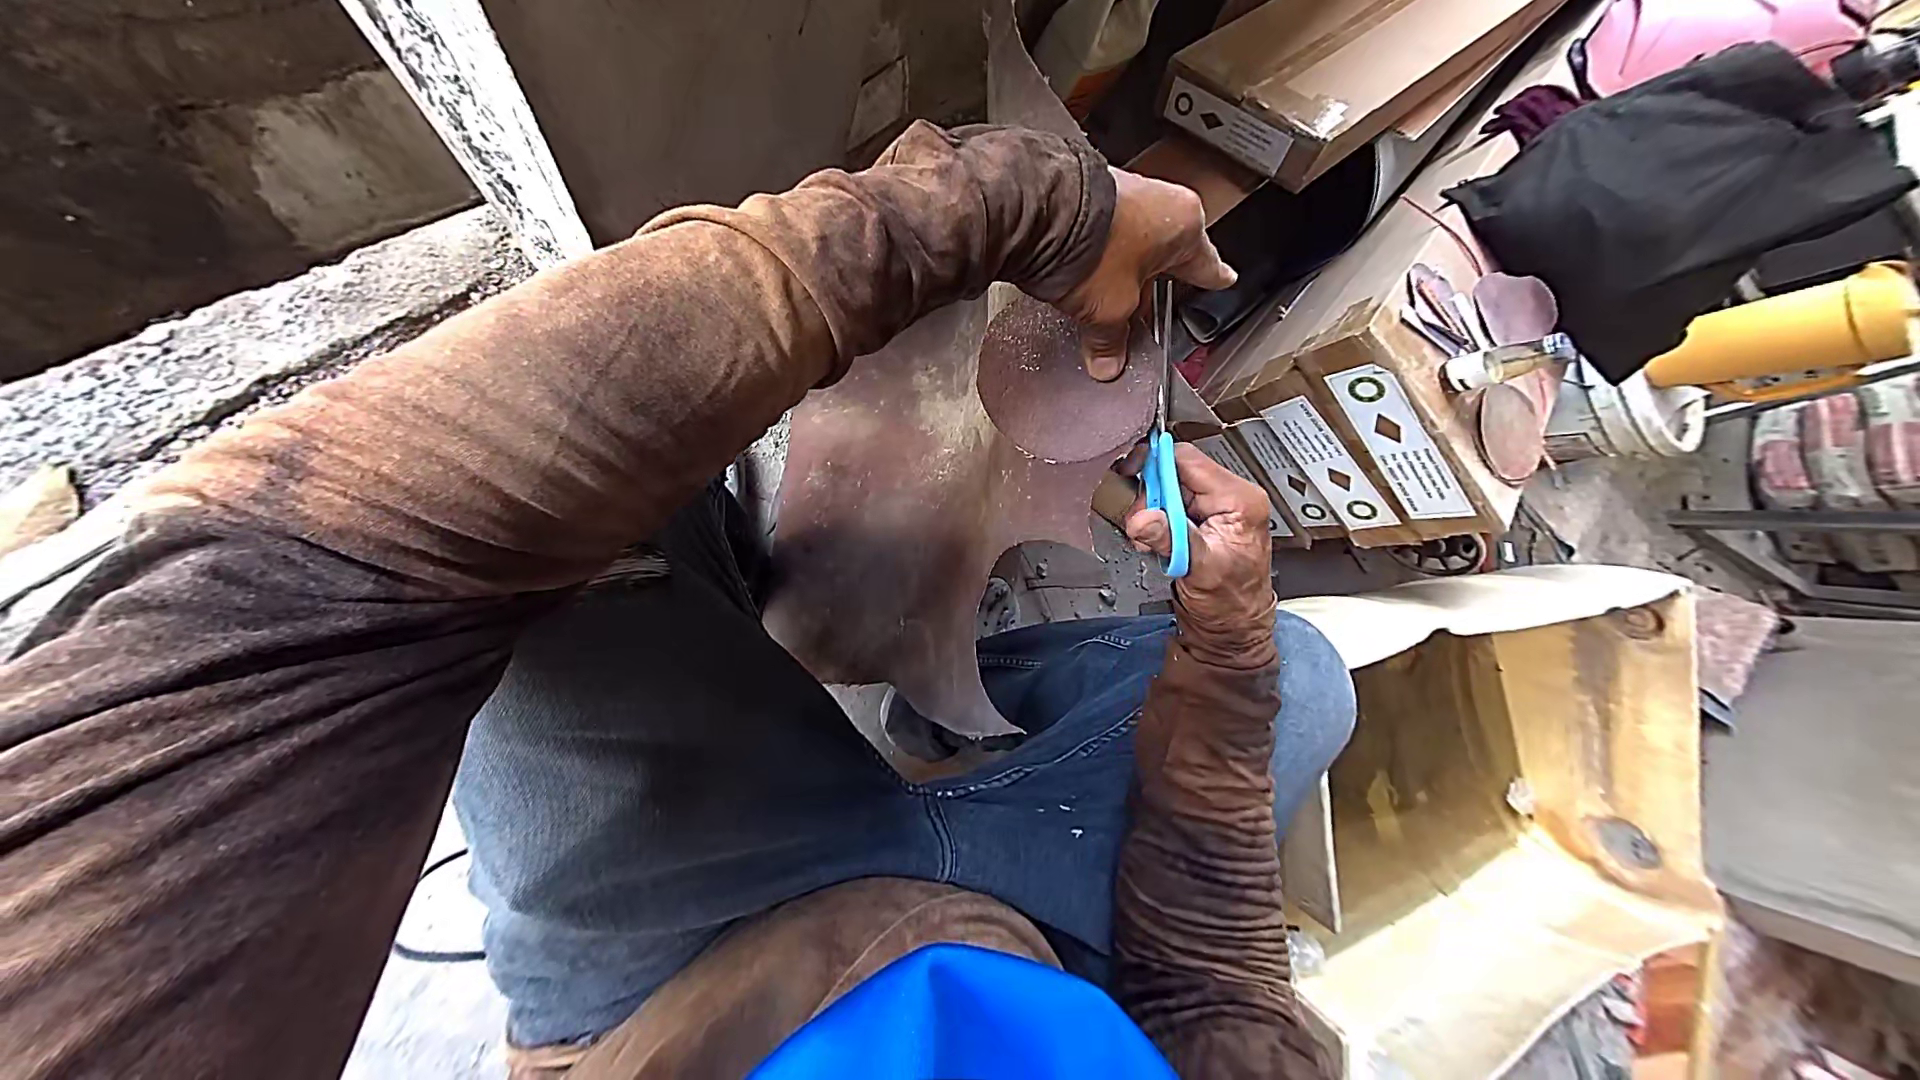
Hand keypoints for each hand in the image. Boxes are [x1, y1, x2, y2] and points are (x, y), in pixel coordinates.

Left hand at [1056, 169, 1235, 380]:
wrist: (1039, 209)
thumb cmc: (1090, 248)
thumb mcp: (1109, 310)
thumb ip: (1112, 340)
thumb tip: (1107, 364)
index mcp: (1184, 227)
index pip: (1206, 266)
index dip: (1213, 280)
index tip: (1223, 280)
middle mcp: (1159, 202)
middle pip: (1161, 260)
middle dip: (1148, 291)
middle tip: (1137, 318)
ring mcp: (1124, 194)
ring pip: (1129, 248)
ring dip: (1117, 276)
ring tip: (1098, 301)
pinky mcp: (1089, 196)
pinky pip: (1100, 237)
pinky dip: (1093, 259)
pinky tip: (1077, 277)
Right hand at [1124, 443, 1274, 626]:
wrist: (1232, 626)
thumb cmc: (1232, 603)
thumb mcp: (1202, 570)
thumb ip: (1172, 539)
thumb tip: (1143, 519)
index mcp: (1239, 499)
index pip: (1188, 460)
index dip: (1155, 463)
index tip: (1131, 473)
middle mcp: (1227, 496)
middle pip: (1172, 472)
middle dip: (1150, 496)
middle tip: (1142, 522)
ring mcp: (1211, 506)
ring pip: (1165, 488)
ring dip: (1149, 511)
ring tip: (1152, 539)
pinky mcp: (1196, 517)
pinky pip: (1165, 505)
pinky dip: (1153, 521)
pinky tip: (1156, 540)